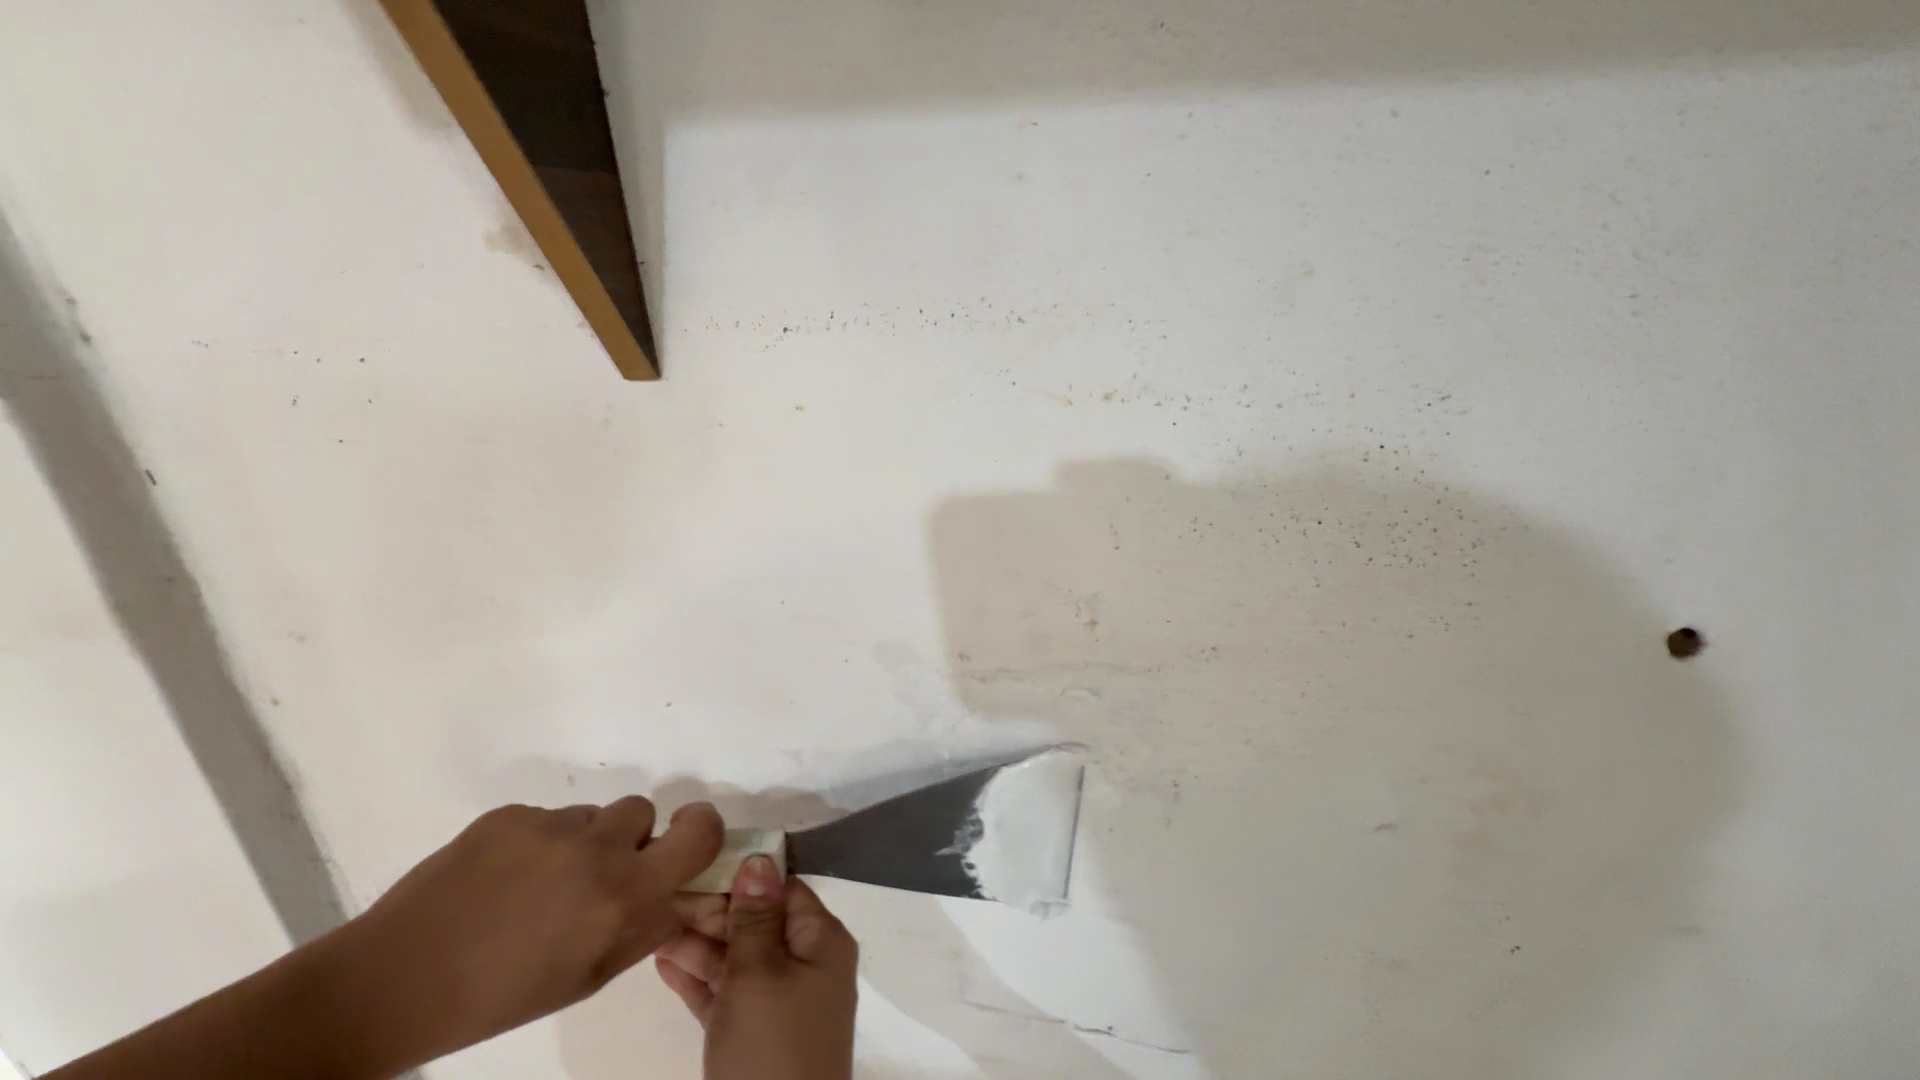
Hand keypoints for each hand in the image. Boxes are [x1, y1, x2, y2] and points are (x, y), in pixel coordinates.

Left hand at [320, 798, 724, 1071]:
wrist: (396, 980)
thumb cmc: (502, 997)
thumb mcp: (589, 977)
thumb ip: (644, 929)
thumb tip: (679, 894)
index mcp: (624, 895)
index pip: (699, 832)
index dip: (702, 827)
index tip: (686, 838)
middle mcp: (596, 849)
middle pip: (641, 812)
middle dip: (629, 839)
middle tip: (595, 876)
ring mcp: (548, 826)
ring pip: (591, 815)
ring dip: (583, 841)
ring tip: (538, 884)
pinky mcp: (508, 815)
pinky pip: (545, 817)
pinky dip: (536, 842)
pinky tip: (500, 881)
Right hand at [655, 856, 858, 1079]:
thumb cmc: (773, 1049)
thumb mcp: (760, 974)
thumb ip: (754, 916)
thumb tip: (760, 858)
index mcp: (821, 942)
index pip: (782, 890)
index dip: (741, 875)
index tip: (693, 862)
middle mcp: (806, 964)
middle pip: (757, 920)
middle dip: (711, 909)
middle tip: (659, 896)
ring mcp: (780, 1003)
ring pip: (737, 957)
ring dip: (696, 942)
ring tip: (648, 924)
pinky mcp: (754, 1036)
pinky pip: (726, 993)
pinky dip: (697, 978)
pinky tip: (661, 961)